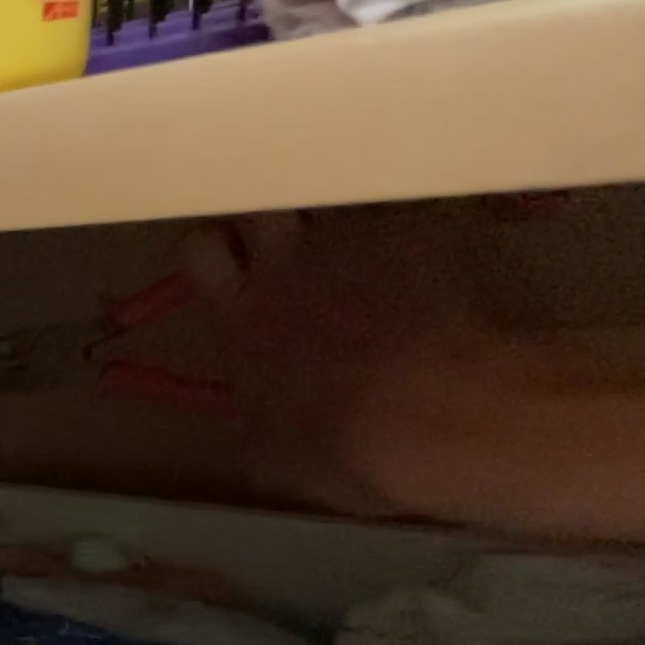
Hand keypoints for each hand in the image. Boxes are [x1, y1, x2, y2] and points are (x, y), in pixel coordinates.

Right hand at [180, 208, 528, 517]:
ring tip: (360, 237)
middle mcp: (286, 264)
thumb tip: (258, 427)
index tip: (227, 263)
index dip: (211, 246)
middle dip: (268, 205)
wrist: (447, 416)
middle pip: (259, 196)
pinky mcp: (430, 230)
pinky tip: (431, 244)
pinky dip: (413, 214)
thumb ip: (252, 423)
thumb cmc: (341, 445)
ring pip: (334, 187)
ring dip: (340, 206)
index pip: (198, 244)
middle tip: (288, 232)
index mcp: (237, 314)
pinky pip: (412, 200)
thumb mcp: (268, 458)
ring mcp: (359, 240)